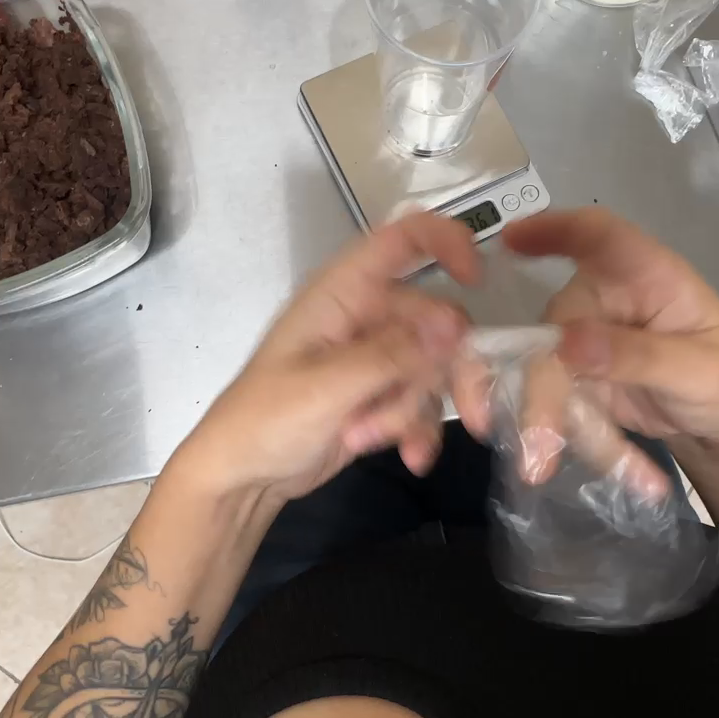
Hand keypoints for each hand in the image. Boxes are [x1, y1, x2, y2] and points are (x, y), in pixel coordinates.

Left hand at [171, 213, 479, 506]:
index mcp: (342, 294)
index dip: (444, 243)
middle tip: (472, 413)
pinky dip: (419, 430)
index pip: (400, 240)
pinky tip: (409, 457)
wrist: (242, 477)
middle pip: (435, 322)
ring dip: (417, 409)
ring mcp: (374, 359)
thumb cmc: (265, 420)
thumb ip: (392, 355)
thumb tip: (454, 326)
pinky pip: (421, 402)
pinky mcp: (380, 396)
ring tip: (374, 438)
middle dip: (448, 371)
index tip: (476, 279)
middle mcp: (365, 318)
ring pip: (433, 369)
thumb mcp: (328, 386)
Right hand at [456, 208, 718, 453]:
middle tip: (535, 440)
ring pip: (543, 375)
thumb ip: (638, 355)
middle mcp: (605, 301)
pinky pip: (557, 406)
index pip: (598, 235)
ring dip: (549, 423)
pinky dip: (576, 441)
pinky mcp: (574, 380)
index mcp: (646, 276)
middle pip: (552, 327)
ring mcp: (584, 342)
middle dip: (540, 388)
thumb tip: (566, 343)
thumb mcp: (700, 370)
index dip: (553, 229)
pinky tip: (628, 473)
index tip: (511, 240)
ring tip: (550, 468)